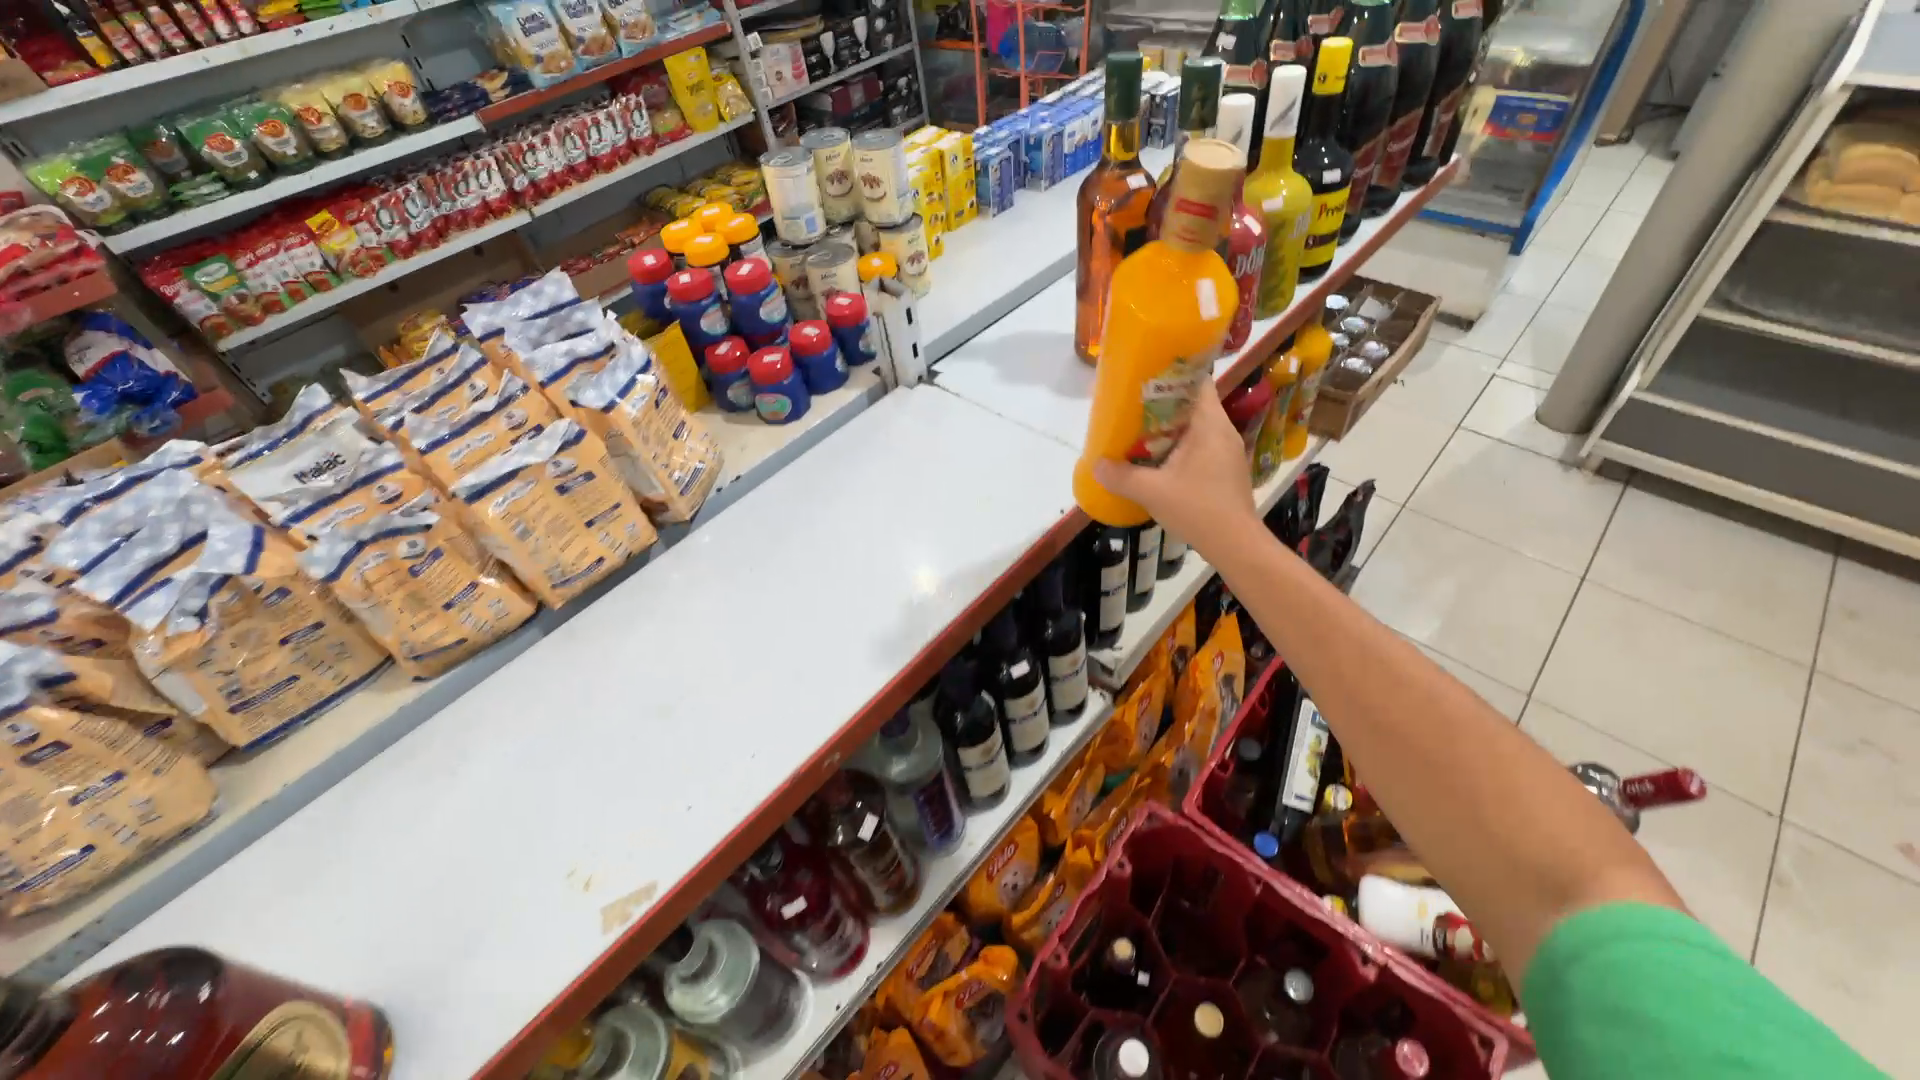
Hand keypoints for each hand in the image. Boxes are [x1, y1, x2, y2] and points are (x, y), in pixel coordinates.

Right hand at [1093, 380, 1258, 550]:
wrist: (1236, 545)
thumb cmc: (1199, 510)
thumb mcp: (1152, 492)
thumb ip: (1121, 476)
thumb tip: (1096, 465)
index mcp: (1210, 424)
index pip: (1197, 381)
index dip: (1171, 375)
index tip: (1144, 378)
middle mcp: (1222, 431)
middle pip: (1192, 403)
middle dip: (1162, 404)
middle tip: (1132, 407)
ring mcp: (1227, 451)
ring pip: (1195, 427)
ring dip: (1169, 428)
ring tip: (1139, 432)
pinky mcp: (1225, 470)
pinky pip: (1199, 446)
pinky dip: (1178, 447)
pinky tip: (1158, 461)